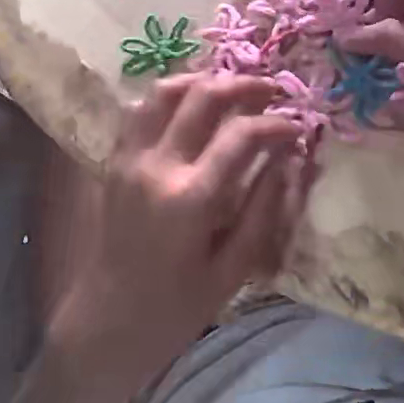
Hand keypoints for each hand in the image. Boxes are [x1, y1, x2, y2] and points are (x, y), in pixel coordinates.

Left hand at [48, 74, 312, 389]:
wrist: (106, 322)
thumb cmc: (177, 308)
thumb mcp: (233, 270)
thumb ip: (263, 210)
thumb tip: (288, 160)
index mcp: (190, 198)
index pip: (241, 135)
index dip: (275, 124)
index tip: (296, 128)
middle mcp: (157, 166)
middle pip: (203, 96)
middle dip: (244, 85)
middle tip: (272, 90)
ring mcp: (130, 158)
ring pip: (164, 91)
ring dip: (203, 80)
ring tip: (232, 89)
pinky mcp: (115, 160)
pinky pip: (141, 110)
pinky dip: (170, 96)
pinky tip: (191, 106)